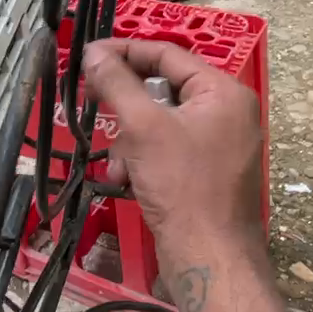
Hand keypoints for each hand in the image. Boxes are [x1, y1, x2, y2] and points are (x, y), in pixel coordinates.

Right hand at [82, 38, 264, 262]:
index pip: (166, 55)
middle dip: (124, 106)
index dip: (123, 52)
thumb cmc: (182, 185)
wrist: (208, 259)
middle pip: (160, 89)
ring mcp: (216, 145)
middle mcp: (225, 113)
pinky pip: (164, 148)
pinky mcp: (204, 173)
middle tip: (90, 100)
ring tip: (118, 164)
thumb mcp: (143, 126)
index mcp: (222, 93)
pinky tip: (126, 180)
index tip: (87, 57)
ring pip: (156, 122)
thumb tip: (93, 53)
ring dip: (128, 140)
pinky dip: (140, 160)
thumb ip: (116, 83)